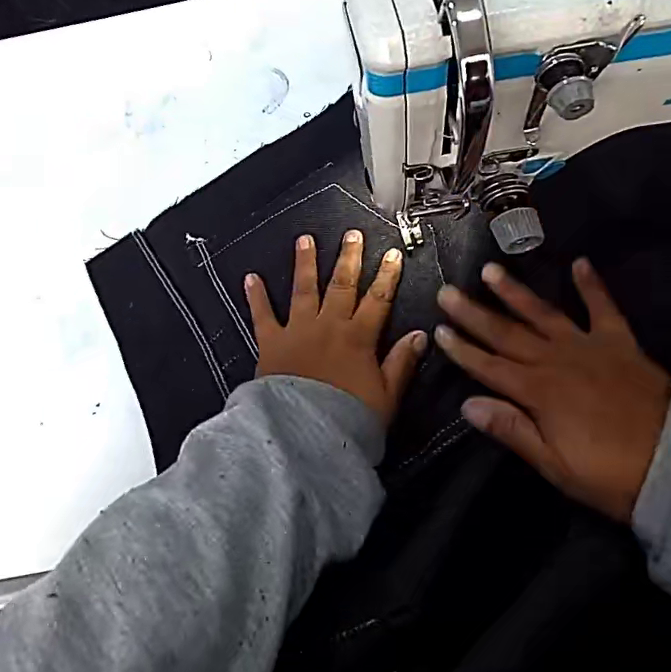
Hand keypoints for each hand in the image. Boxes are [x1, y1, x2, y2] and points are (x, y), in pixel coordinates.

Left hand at [246, 230, 426, 424]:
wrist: (302, 437)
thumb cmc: (349, 420)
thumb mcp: (386, 396)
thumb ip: (402, 363)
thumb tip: (420, 335)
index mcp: (358, 338)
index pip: (378, 299)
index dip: (387, 275)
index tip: (393, 254)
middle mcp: (328, 326)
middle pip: (342, 285)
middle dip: (349, 258)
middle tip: (352, 234)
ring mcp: (297, 331)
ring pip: (303, 290)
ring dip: (305, 263)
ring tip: (305, 239)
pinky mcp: (270, 343)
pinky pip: (262, 316)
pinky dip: (256, 297)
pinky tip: (250, 278)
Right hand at [434, 258, 670, 521]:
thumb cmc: (609, 474)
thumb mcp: (555, 464)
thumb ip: (512, 430)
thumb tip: (467, 403)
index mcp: (537, 392)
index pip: (489, 366)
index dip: (462, 349)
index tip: (438, 330)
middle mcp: (555, 360)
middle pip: (506, 333)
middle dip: (474, 313)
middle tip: (448, 291)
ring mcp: (587, 345)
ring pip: (542, 313)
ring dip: (515, 292)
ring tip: (490, 270)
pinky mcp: (619, 341)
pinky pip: (603, 308)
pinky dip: (592, 285)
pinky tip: (580, 262)